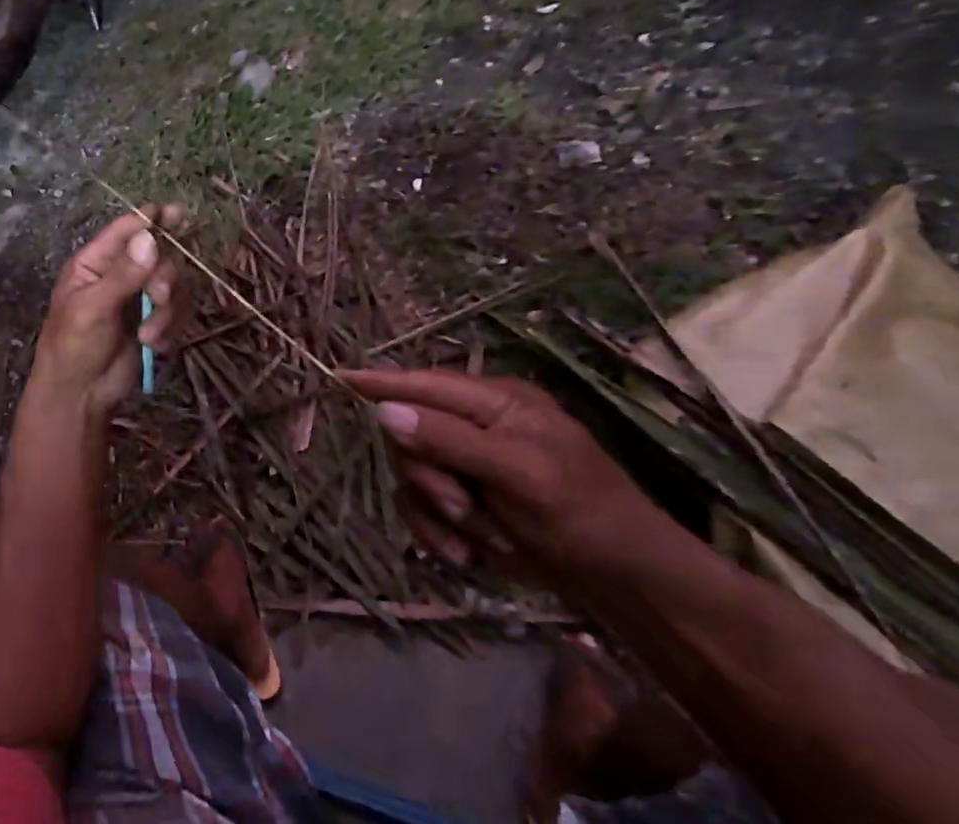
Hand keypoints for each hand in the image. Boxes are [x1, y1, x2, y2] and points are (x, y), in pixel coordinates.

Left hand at [31, 206, 183, 416]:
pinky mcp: (154, 323)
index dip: (150, 219)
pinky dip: (170, 328)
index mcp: (95, 264)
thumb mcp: (92, 308)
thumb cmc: (72, 347)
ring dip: (167, 311)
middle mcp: (120, 275)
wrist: (80, 396)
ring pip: (173, 286)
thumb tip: (149, 238)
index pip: (126, 232)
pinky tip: (155, 346)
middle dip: (163, 278)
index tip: (176, 213)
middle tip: (158, 298)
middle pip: (159, 257)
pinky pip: (177, 313)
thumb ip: (123, 275)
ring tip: (149, 335)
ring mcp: (138, 300)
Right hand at [341, 368, 663, 581]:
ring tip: (480, 536)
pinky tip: (465, 554)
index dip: (383, 382)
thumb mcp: (520, 472)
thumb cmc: (583, 513)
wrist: (618, 580)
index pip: (425, 384)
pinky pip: (418, 507)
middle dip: (429, 476)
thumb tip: (385, 411)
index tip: (340, 378)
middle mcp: (473, 425)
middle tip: (460, 506)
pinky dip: (436, 532)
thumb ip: (451, 439)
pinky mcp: (460, 499)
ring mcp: (465, 463)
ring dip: (438, 511)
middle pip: (409, 434)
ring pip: (409, 474)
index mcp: (495, 402)